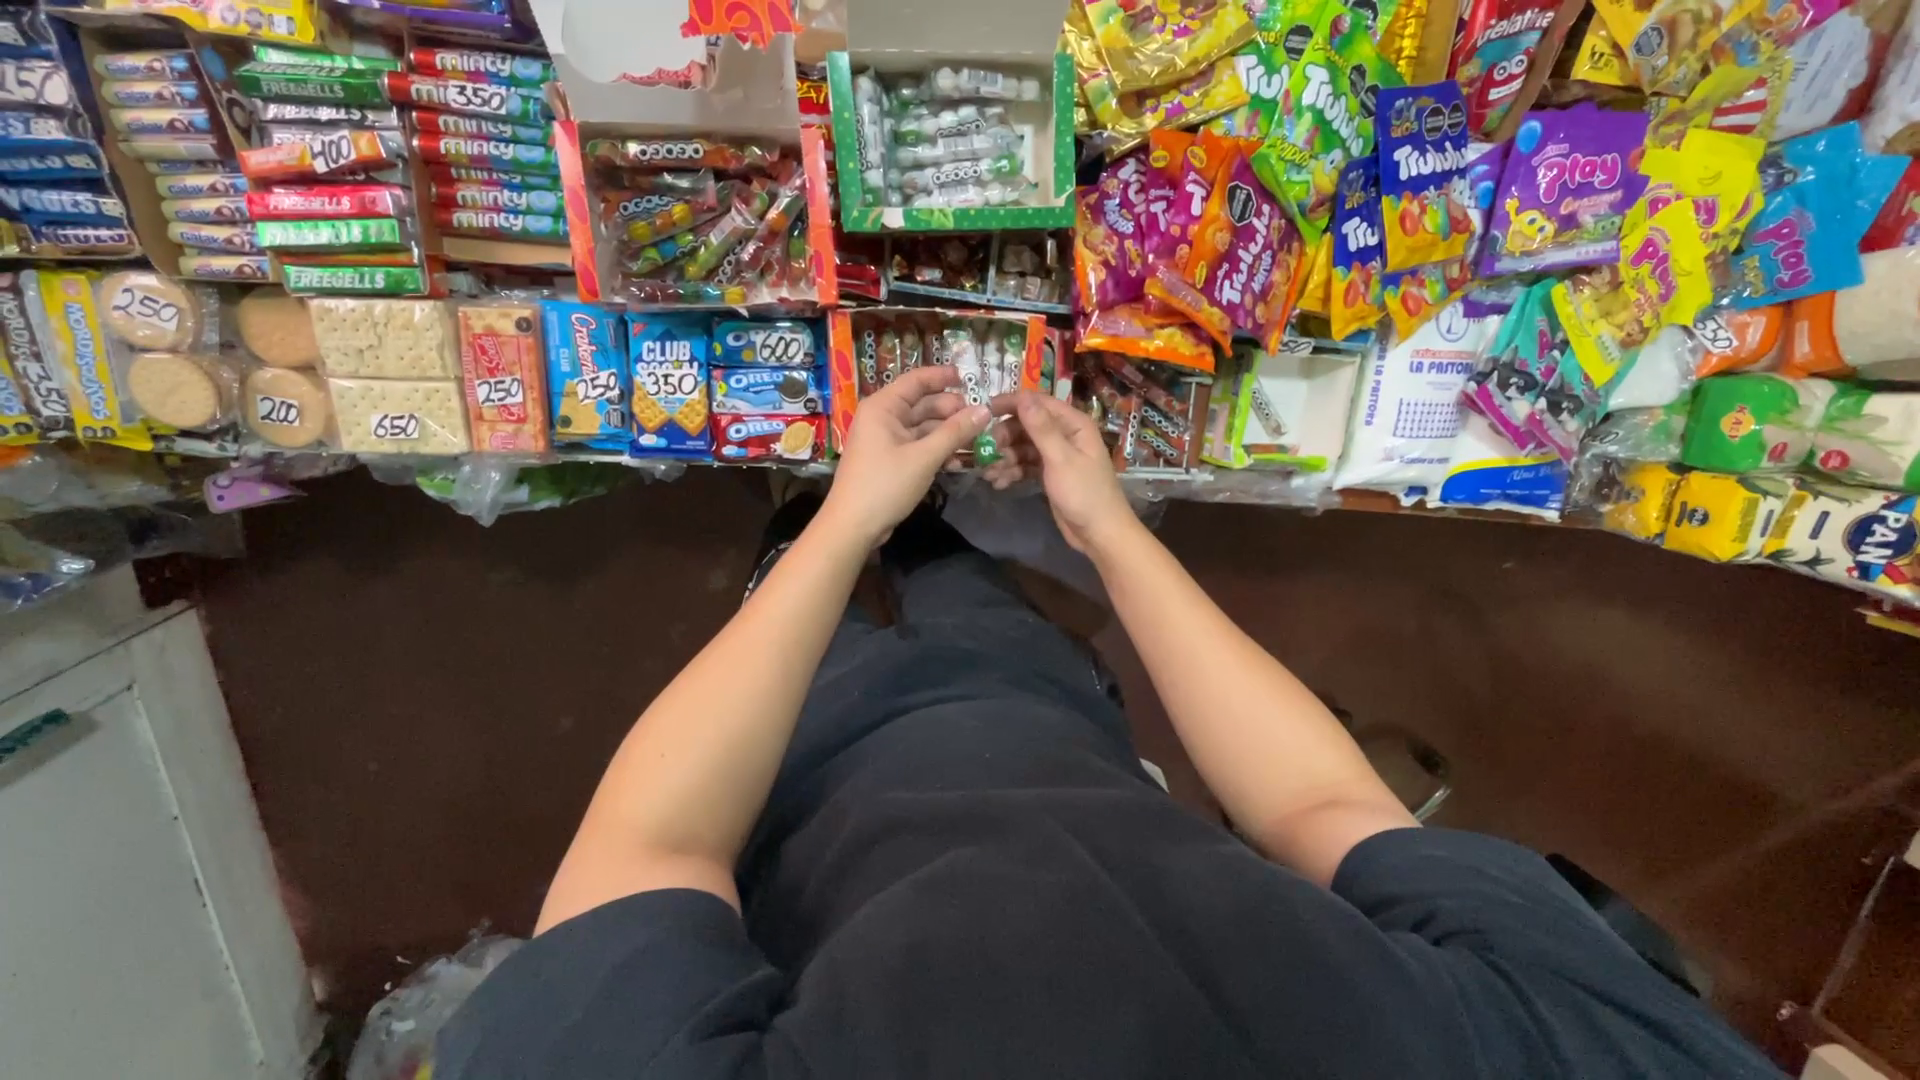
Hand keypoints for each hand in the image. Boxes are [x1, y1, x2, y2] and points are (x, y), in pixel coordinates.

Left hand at [822, 365, 989, 545]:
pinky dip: (937, 450)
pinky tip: (959, 461)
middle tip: (980, 421)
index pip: (917, 380)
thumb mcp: (924, 457)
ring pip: (923, 428)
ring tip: (976, 442)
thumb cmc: (885, 485)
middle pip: (923, 405)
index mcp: (884, 407)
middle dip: (952, 412)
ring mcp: (886, 440)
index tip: (970, 379)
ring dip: (948, 434)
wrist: (853, 525)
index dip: (943, 377)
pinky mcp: (890, 460)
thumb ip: (956, 432)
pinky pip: (918, 446)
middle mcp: (883, 418)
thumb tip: (986, 410)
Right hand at [980, 391, 1136, 554]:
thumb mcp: (1061, 459)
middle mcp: (1065, 435)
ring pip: (1024, 447)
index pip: (1039, 403)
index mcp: (1074, 424)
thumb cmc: (1084, 494)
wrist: (1099, 533)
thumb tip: (1022, 397)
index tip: (985, 411)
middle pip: (1027, 425)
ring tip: (989, 473)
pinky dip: (1013, 471)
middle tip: (986, 451)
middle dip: (1005, 436)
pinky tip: (999, 482)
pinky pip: (1026, 465)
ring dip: (1005, 457)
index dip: (1012, 404)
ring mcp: (1057, 455)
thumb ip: (1041, 428)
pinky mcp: (1050, 474)